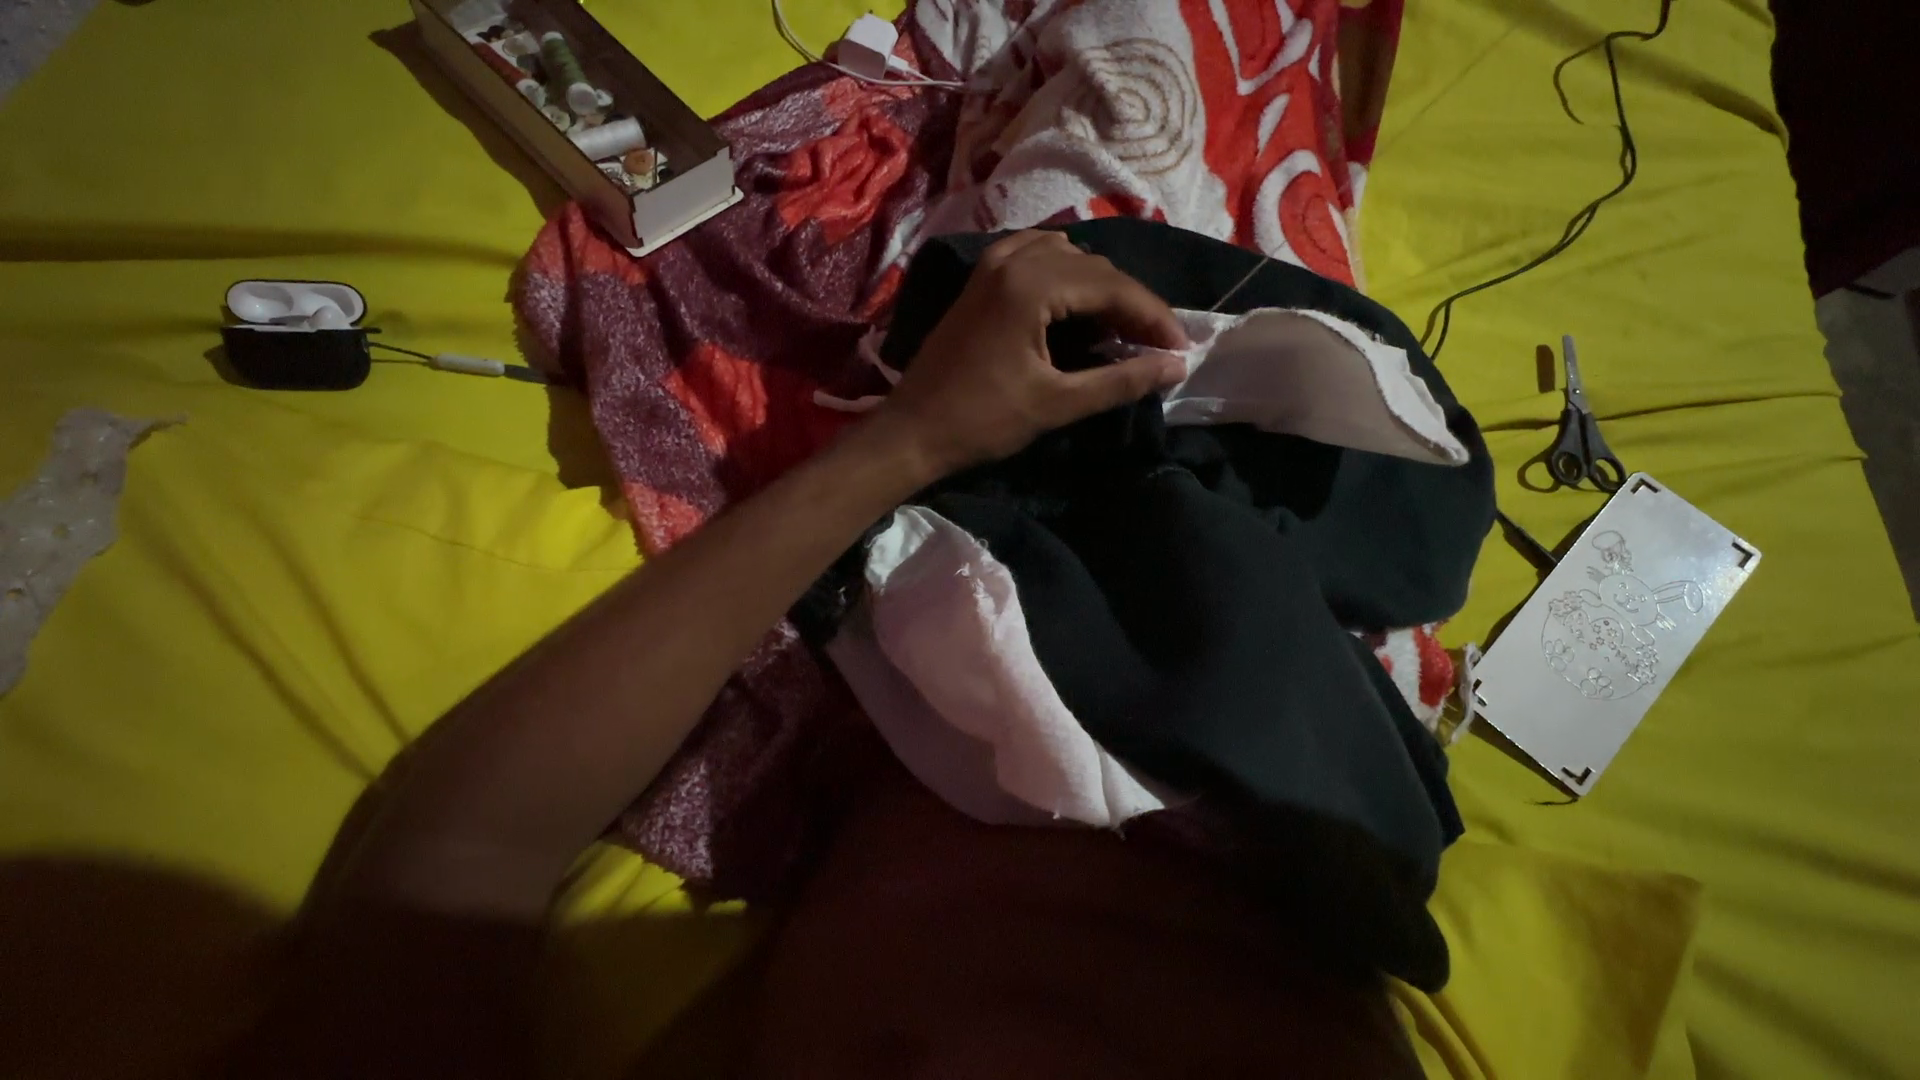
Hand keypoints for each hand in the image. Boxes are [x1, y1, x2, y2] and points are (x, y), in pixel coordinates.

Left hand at [866, 230, 1188, 481]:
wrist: (913, 431)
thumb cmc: (982, 421)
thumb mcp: (1057, 404)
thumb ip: (1120, 381)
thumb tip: (1176, 367)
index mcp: (1032, 284)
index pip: (1114, 287)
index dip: (1154, 318)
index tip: (1182, 349)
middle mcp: (1014, 259)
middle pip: (1095, 268)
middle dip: (1131, 305)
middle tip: (1157, 346)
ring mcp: (993, 264)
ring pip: (1068, 259)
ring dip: (1101, 289)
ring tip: (1121, 331)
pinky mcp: (981, 279)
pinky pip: (1038, 259)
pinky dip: (1067, 278)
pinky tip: (1077, 308)